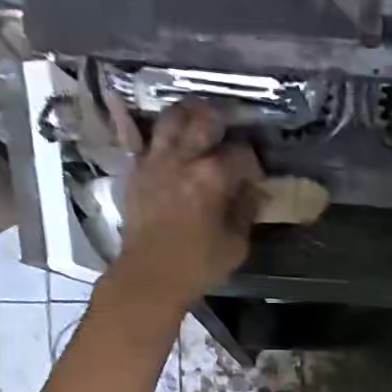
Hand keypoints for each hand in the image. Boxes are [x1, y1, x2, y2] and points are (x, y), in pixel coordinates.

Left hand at [110, 101, 262, 305]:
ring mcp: (155, 161)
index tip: (254, 175)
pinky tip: (167, 141)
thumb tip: (256, 193)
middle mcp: (183, 158)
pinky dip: (157, 136)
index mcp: (213, 176)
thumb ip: (246, 213)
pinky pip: (144, 140)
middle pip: (203, 119)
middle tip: (226, 130)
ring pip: (170, 118)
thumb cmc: (197, 266)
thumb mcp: (235, 246)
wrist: (149, 277)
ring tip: (196, 120)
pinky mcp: (136, 171)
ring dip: (186, 114)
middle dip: (220, 119)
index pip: (241, 153)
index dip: (252, 161)